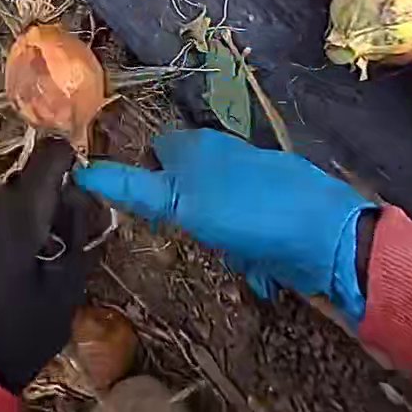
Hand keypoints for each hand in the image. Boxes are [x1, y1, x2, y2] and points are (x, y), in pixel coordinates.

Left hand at [0, 137, 102, 391]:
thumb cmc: (26, 327)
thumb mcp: (69, 282)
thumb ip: (78, 225)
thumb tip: (80, 190)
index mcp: (21, 212)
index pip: (48, 156)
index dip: (67, 161)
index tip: (76, 181)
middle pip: (27, 178)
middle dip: (45, 197)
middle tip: (54, 235)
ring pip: (4, 194)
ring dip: (19, 211)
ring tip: (24, 252)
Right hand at [75, 129, 375, 318]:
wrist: (327, 235)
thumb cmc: (245, 211)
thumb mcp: (180, 202)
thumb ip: (133, 187)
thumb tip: (84, 172)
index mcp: (195, 145)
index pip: (151, 156)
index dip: (142, 182)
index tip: (146, 214)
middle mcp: (219, 156)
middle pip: (180, 187)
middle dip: (183, 217)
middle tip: (188, 238)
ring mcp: (248, 180)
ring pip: (211, 213)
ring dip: (214, 239)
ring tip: (228, 259)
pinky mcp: (271, 207)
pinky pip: (241, 229)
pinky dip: (244, 249)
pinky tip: (256, 266)